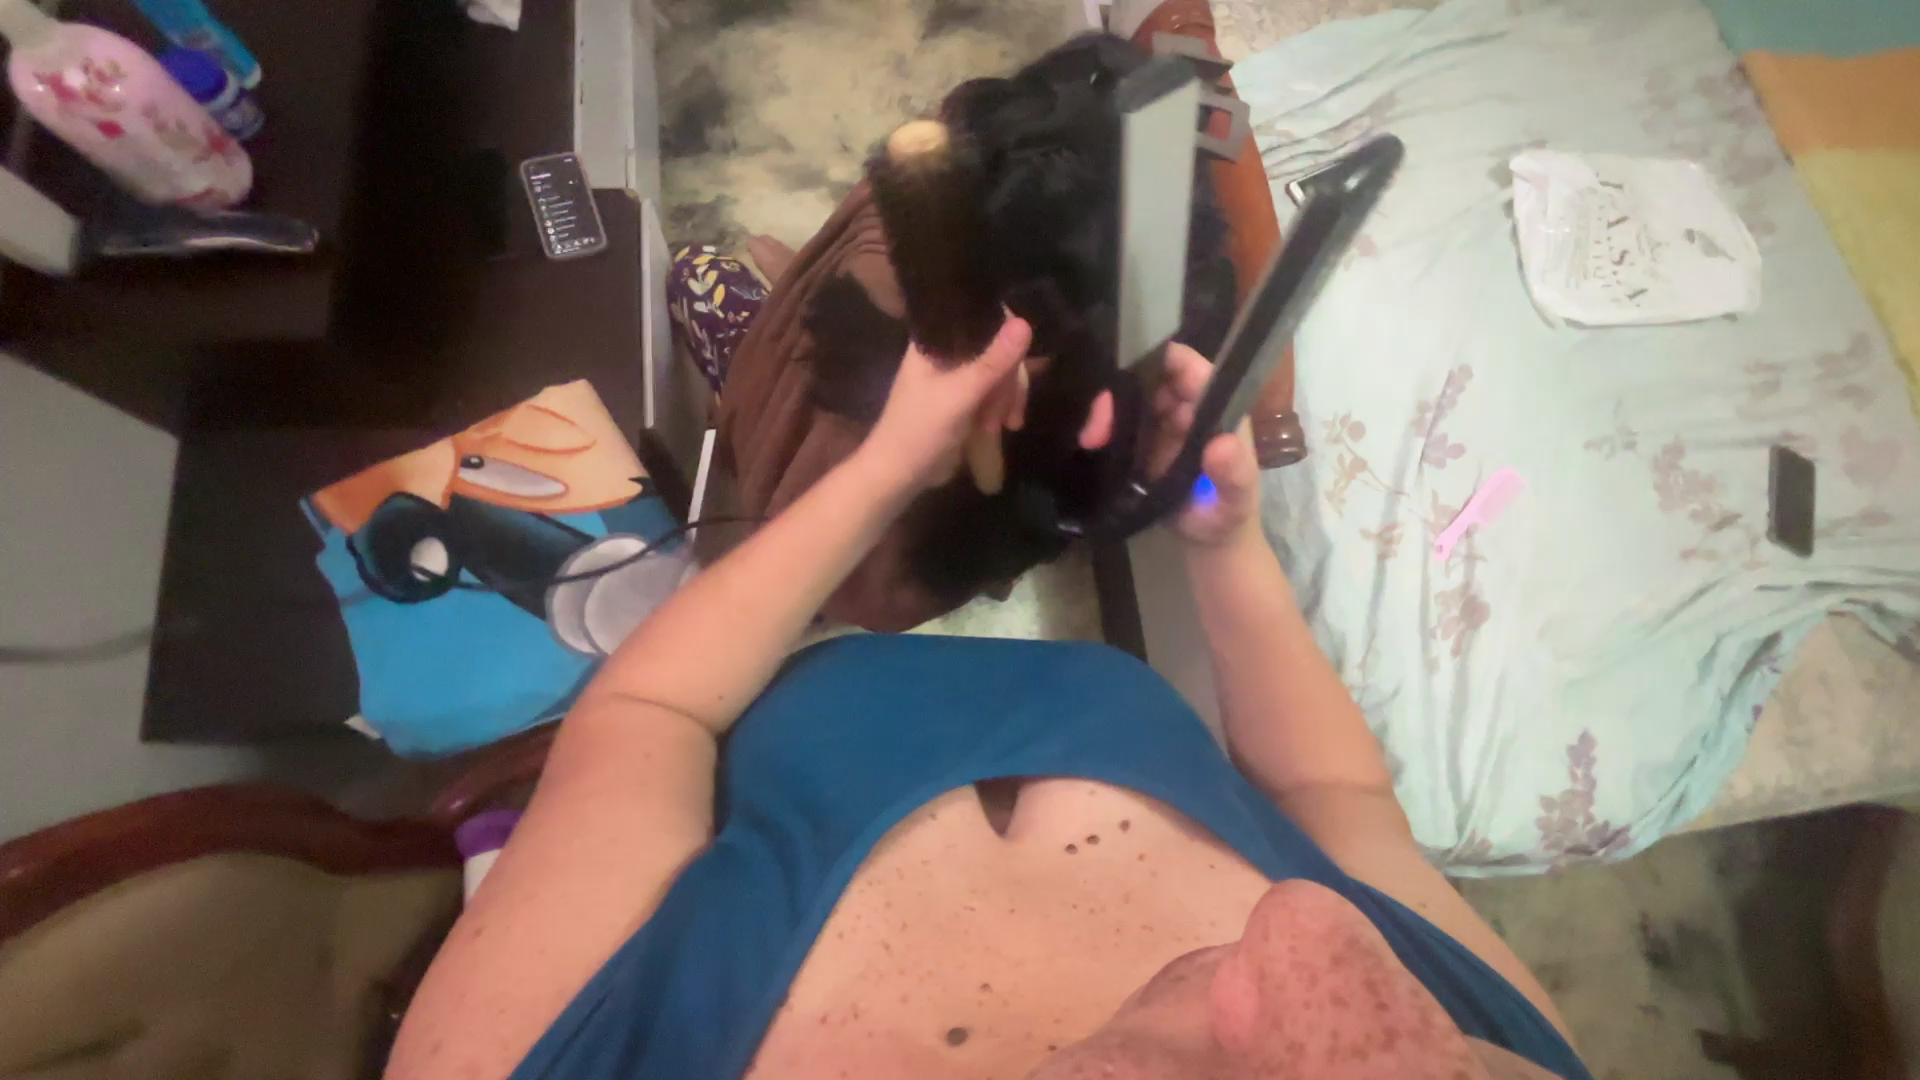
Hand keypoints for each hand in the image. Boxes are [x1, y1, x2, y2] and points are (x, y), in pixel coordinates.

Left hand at [861, 314, 1032, 493]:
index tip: (1017, 365)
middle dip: (1008, 379)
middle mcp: (946, 350)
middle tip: (1009, 411)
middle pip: (995, 346)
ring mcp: (955, 375)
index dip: (1005, 335)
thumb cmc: (920, 430)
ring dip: (1006, 397)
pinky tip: (1005, 426)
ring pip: (998, 371)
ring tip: (1005, 425)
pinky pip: (993, 391)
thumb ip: (992, 362)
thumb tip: (1025, 324)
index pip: (981, 315)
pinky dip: (1002, 407)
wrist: (899, 474)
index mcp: (935, 339)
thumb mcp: (960, 396)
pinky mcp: (963, 398)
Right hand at [1078, 343, 1261, 546]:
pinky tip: (1089, 442)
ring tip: (1091, 438)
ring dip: (1106, 409)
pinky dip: (1101, 426)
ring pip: (1128, 397)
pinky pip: (1118, 422)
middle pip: (1150, 378)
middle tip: (1098, 423)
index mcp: (1215, 410)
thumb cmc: (1228, 515)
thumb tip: (1220, 445)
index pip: (1190, 368)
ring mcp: (1161, 425)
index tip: (1128, 372)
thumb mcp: (1237, 498)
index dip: (1161, 361)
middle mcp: (1187, 409)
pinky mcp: (1140, 442)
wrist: (1206, 540)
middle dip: (1120, 390)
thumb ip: (1234, 474)